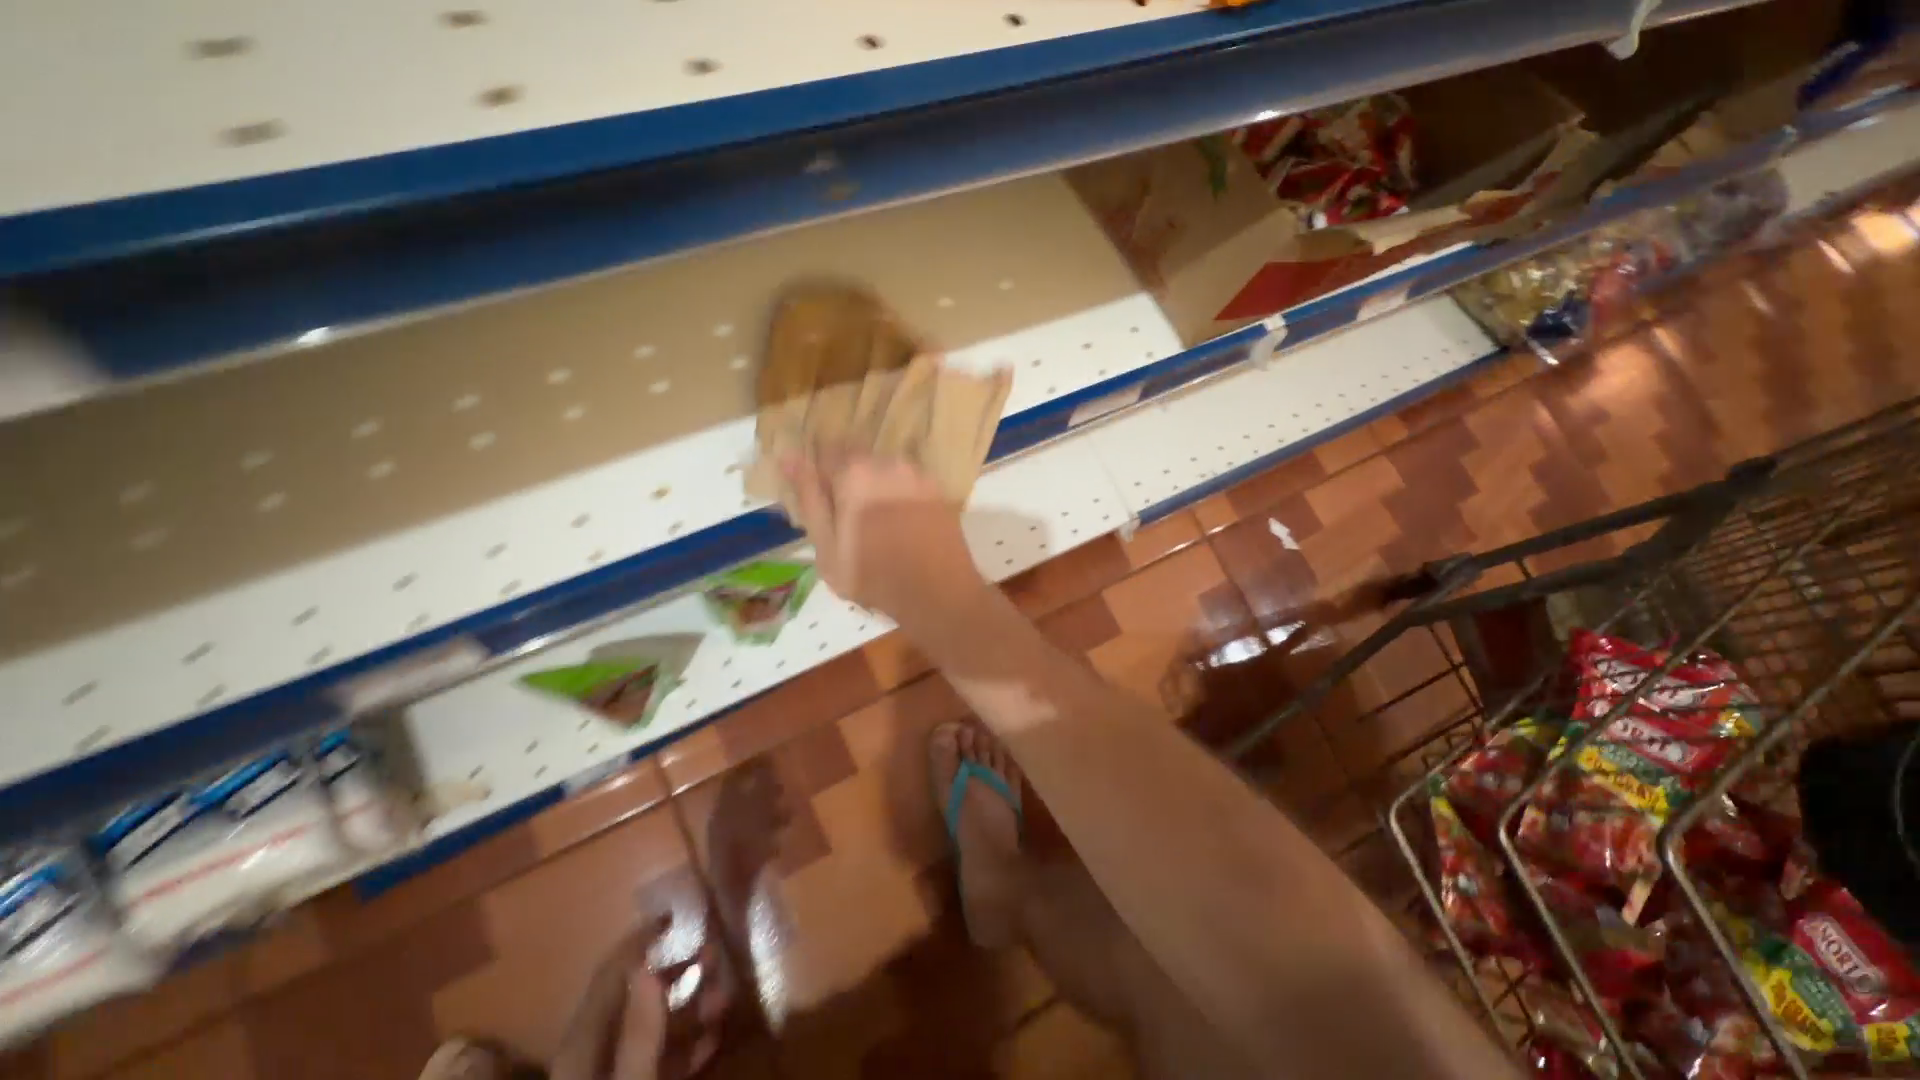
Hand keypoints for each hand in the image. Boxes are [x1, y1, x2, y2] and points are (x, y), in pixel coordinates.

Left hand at [549, 916, 728, 1079]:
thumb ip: (639, 1032)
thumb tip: (649, 968)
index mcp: (584, 1038)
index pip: (613, 970)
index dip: (643, 937)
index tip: (676, 911)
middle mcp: (595, 1046)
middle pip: (639, 993)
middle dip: (679, 970)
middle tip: (716, 951)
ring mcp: (613, 1068)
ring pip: (655, 1023)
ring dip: (692, 1006)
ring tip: (725, 993)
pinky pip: (661, 1054)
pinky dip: (689, 1042)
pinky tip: (715, 1035)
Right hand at [782, 452, 988, 625]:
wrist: (940, 594)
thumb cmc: (874, 577)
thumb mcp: (828, 547)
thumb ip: (809, 498)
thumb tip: (788, 457)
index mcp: (854, 472)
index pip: (823, 452)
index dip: (815, 473)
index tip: (815, 497)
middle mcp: (888, 462)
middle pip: (855, 458)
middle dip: (845, 479)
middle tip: (841, 514)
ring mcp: (917, 474)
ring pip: (882, 469)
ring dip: (872, 486)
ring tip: (870, 522)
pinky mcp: (936, 490)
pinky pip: (906, 482)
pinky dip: (896, 496)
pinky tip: (896, 524)